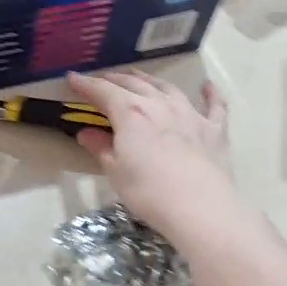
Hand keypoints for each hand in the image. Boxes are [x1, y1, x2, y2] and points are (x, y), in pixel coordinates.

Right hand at [68, 71, 233, 236]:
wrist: (199, 207)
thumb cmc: (148, 192)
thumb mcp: (116, 172)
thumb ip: (102, 148)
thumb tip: (87, 133)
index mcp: (131, 113)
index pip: (103, 92)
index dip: (86, 84)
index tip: (72, 78)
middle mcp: (160, 104)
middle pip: (134, 84)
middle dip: (115, 80)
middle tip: (103, 80)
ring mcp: (190, 114)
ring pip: (167, 88)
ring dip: (150, 81)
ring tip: (140, 78)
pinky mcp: (214, 129)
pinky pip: (214, 105)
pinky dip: (209, 94)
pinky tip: (206, 86)